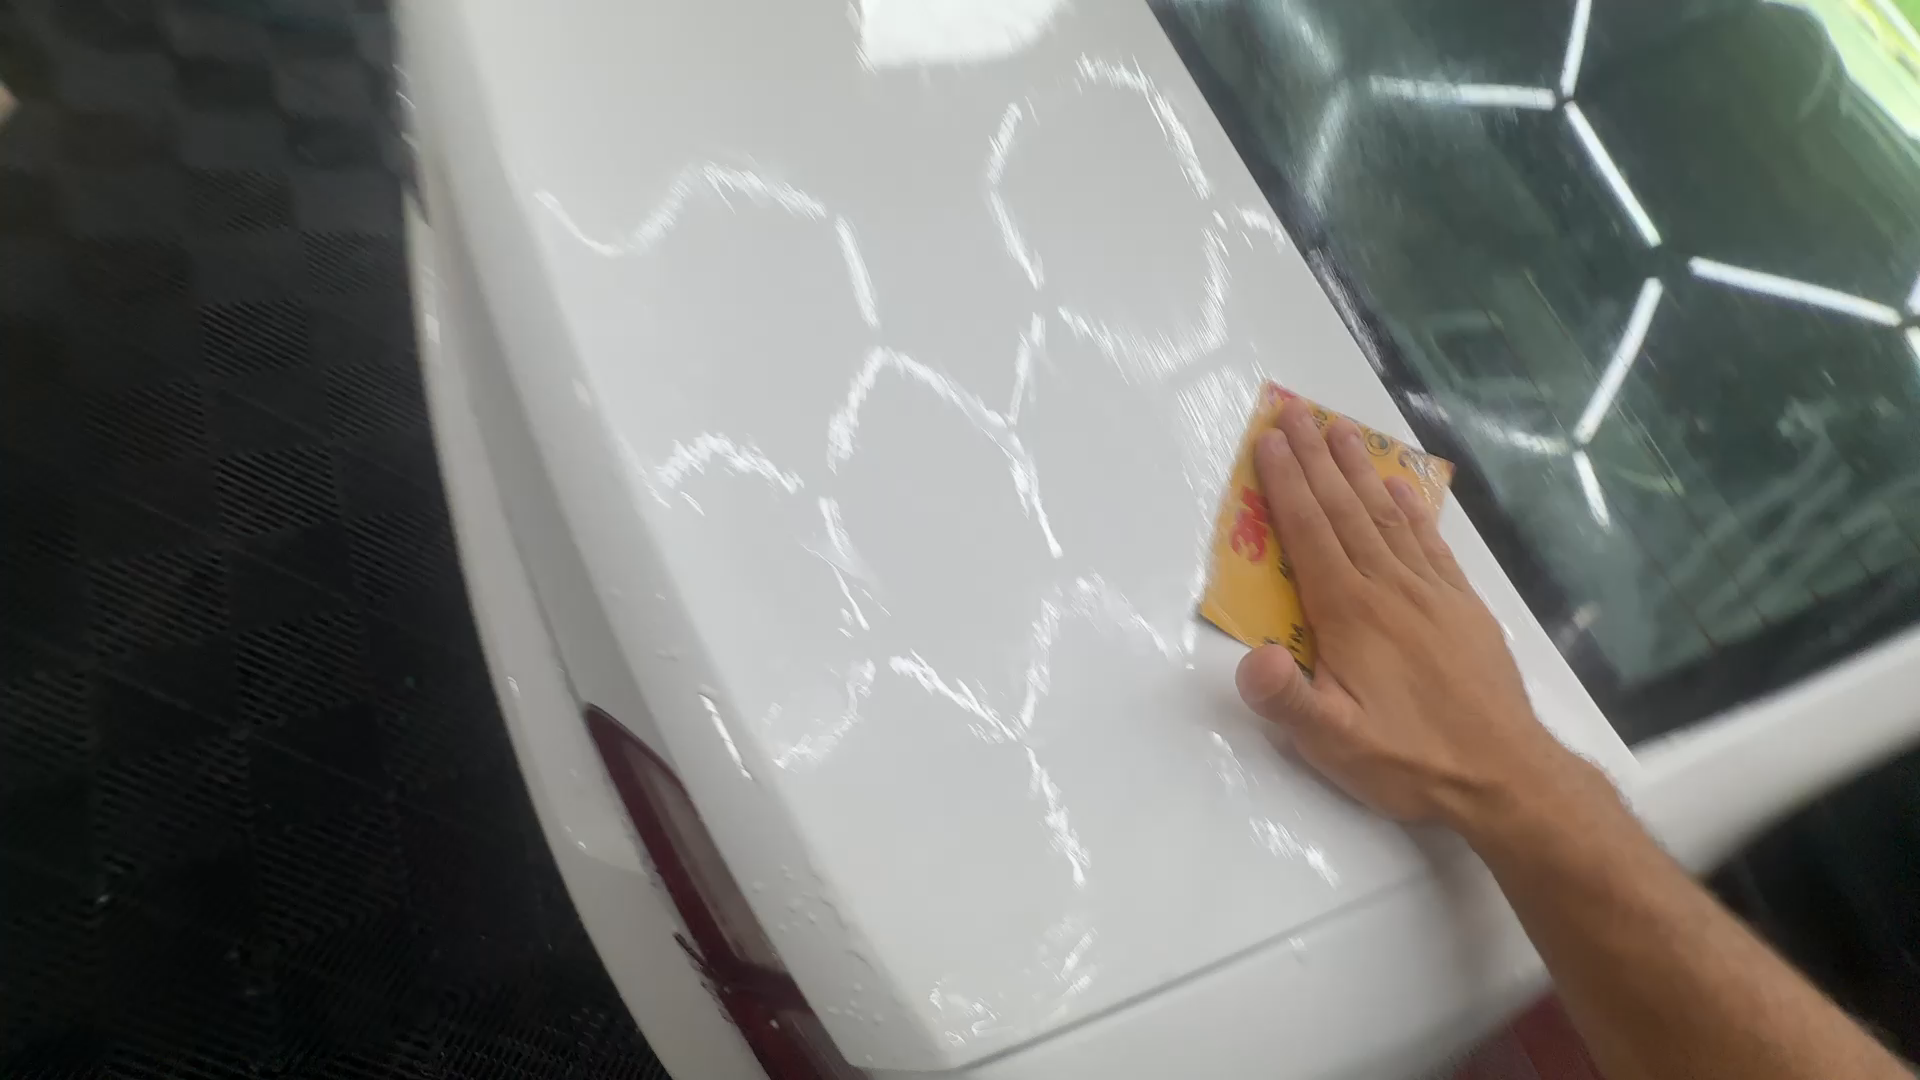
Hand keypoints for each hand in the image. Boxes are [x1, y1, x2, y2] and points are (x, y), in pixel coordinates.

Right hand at [1234, 399, 1603, 834]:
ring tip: (1341, 429)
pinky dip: (1409, 507)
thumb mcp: (1333, 744)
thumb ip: (1287, 700)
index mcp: (1350, 612)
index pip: (1310, 533)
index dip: (1286, 484)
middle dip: (1316, 457)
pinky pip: (1428, 543)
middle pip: (1344, 510)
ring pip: (1384, 516)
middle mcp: (1388, 587)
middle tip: (1296, 411)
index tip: (1270, 440)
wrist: (1508, 780)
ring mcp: (1430, 592)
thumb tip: (1252, 656)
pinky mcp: (1460, 605)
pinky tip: (1399, 486)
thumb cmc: (1409, 758)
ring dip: (1358, 469)